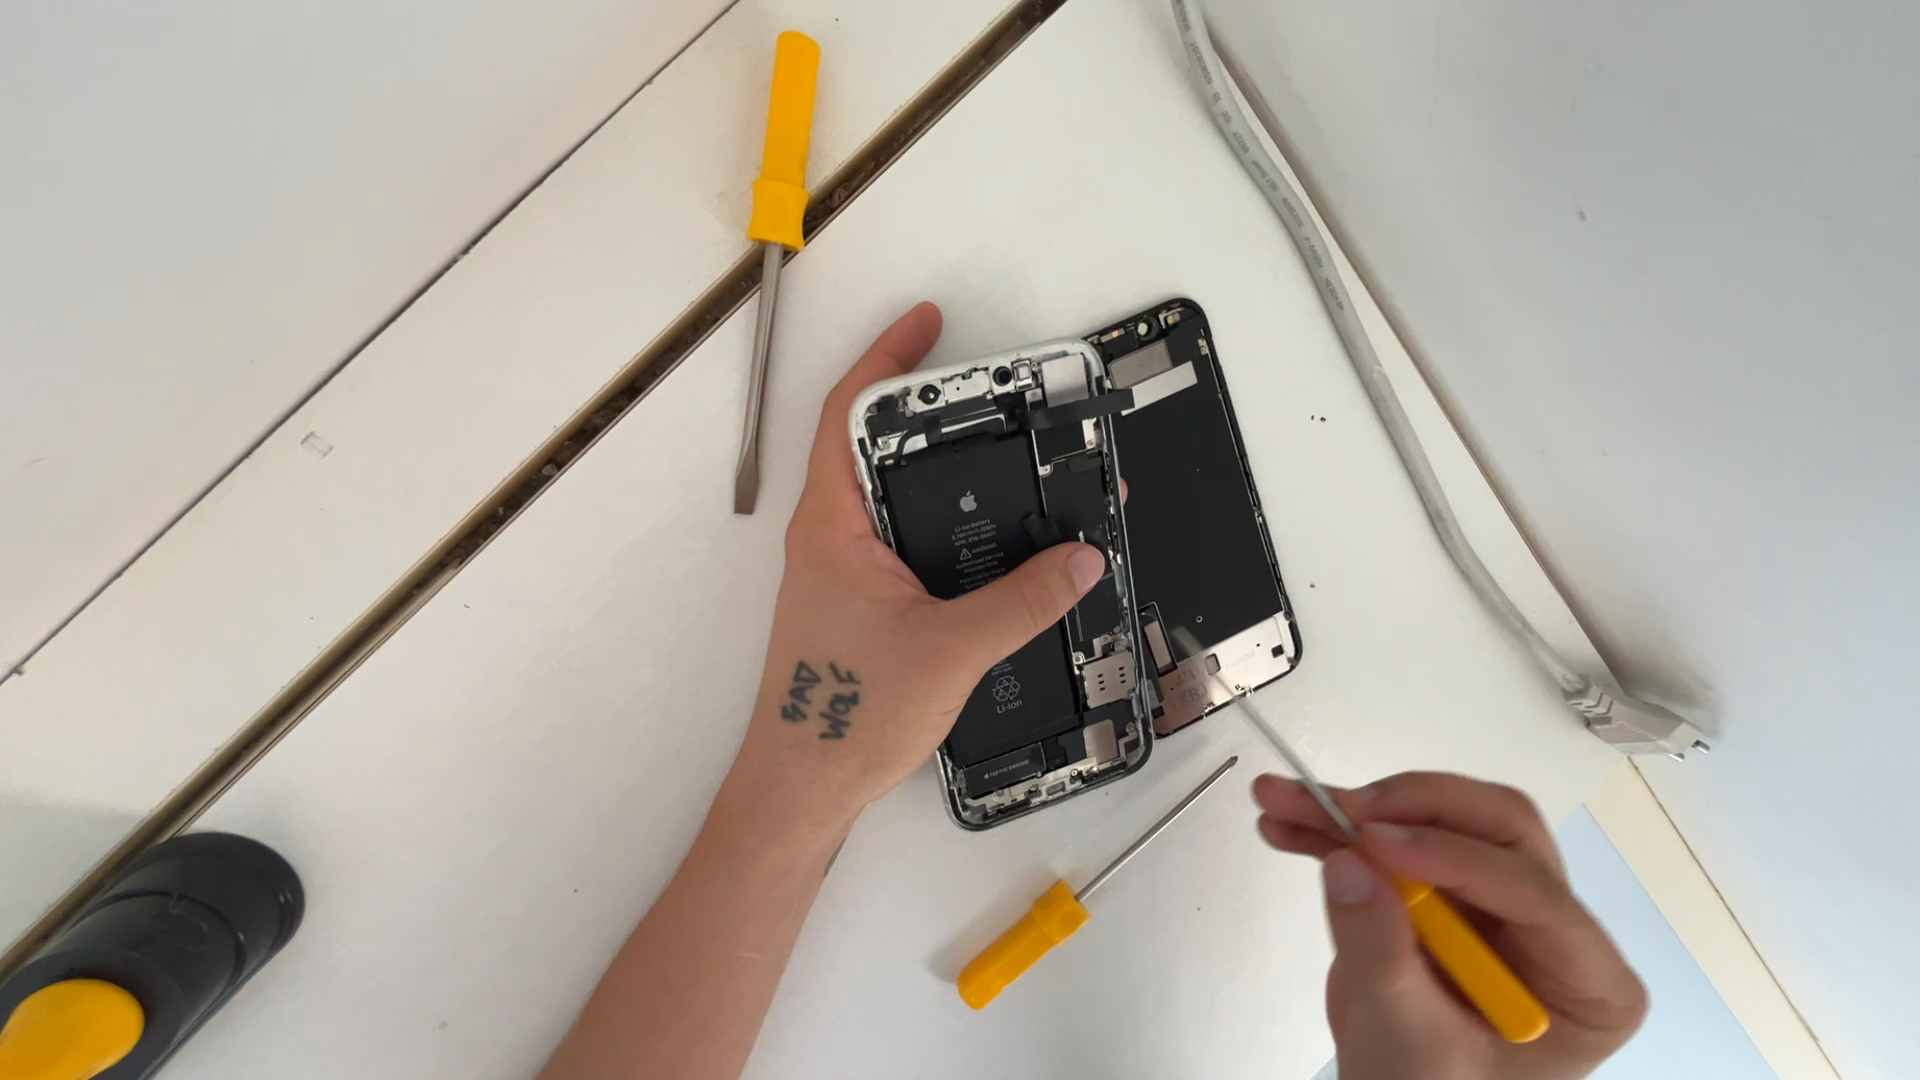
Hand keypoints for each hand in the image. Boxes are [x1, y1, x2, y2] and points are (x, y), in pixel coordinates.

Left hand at [727, 302, 1106, 829]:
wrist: (804, 788)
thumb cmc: (849, 716)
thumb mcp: (949, 650)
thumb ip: (1023, 602)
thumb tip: (1083, 560)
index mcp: (833, 524)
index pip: (849, 414)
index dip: (888, 359)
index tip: (929, 324)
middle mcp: (832, 535)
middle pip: (875, 444)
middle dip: (927, 409)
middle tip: (988, 391)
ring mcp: (844, 567)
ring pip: (891, 493)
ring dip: (936, 470)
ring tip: (999, 456)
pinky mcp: (861, 599)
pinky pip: (903, 537)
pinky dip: (940, 520)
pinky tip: (986, 536)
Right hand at [1255, 771, 1646, 1079]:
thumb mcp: (1407, 1038)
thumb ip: (1379, 950)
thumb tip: (1347, 861)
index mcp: (1581, 976)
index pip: (1531, 890)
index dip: (1451, 854)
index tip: (1371, 840)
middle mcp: (1545, 923)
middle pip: (1493, 829)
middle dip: (1409, 807)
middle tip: (1343, 808)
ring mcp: (1485, 898)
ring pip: (1432, 817)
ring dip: (1350, 808)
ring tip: (1277, 799)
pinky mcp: (1429, 884)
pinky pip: (1382, 838)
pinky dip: (1329, 828)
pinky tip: (1279, 826)